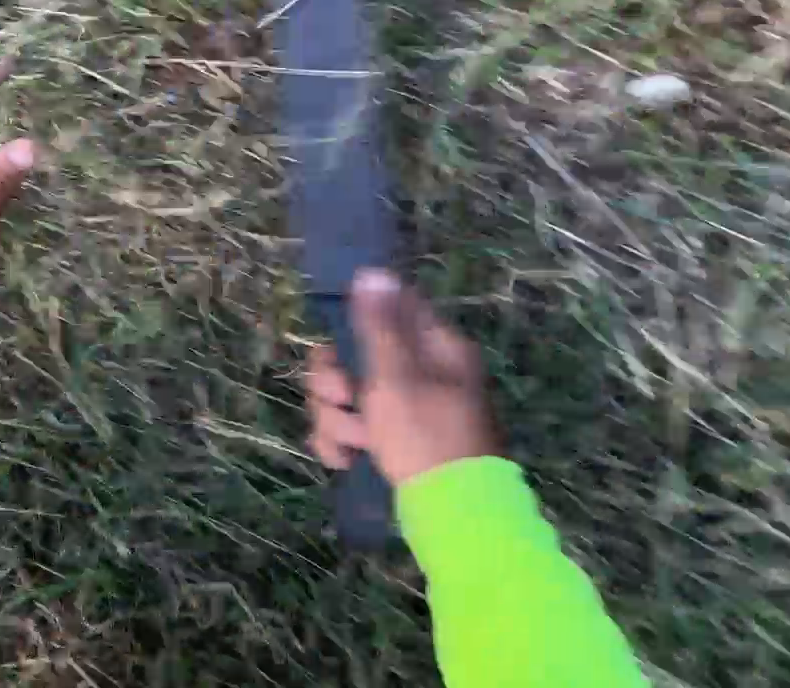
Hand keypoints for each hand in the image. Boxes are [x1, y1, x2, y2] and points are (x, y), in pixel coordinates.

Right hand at [306, 269, 501, 486]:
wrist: (455, 518)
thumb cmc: (426, 437)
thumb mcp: (396, 375)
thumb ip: (378, 325)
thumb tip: (373, 271)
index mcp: (432, 350)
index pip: (385, 310)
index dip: (353, 324)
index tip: (340, 347)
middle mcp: (419, 373)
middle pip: (350, 354)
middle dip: (333, 382)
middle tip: (344, 400)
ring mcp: (403, 408)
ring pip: (342, 393)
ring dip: (335, 418)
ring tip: (353, 443)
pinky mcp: (388, 439)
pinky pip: (345, 425)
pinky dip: (339, 441)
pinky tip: (345, 459)